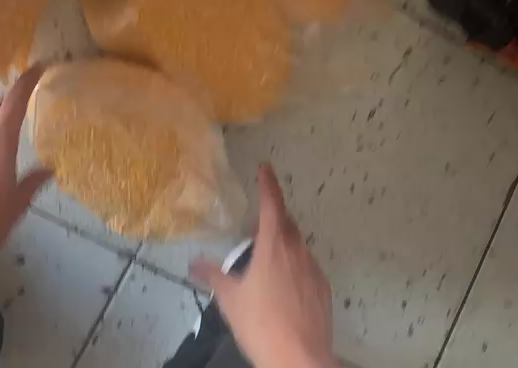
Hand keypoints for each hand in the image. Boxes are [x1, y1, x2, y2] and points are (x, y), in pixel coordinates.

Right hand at [191, 165, 337, 367]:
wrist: (299, 359)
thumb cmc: (261, 324)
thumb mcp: (231, 300)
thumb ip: (213, 276)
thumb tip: (194, 263)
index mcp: (274, 244)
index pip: (272, 203)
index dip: (268, 183)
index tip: (265, 168)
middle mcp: (296, 249)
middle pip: (285, 223)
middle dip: (272, 220)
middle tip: (255, 230)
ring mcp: (313, 268)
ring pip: (297, 246)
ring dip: (283, 246)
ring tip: (266, 266)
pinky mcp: (323, 288)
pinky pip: (306, 268)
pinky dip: (294, 268)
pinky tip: (283, 291)